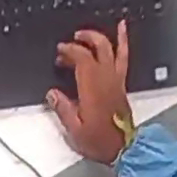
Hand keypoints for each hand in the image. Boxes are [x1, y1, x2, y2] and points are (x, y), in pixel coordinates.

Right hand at [49, 23, 133, 164]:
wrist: (122, 147)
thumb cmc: (99, 141)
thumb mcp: (74, 130)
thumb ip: (63, 109)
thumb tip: (52, 95)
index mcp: (91, 88)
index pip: (80, 59)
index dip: (69, 51)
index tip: (60, 51)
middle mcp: (105, 79)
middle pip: (94, 49)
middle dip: (80, 42)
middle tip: (69, 43)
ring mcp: (115, 79)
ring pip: (109, 48)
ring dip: (97, 37)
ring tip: (87, 33)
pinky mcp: (121, 83)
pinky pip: (123, 55)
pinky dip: (122, 40)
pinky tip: (121, 30)